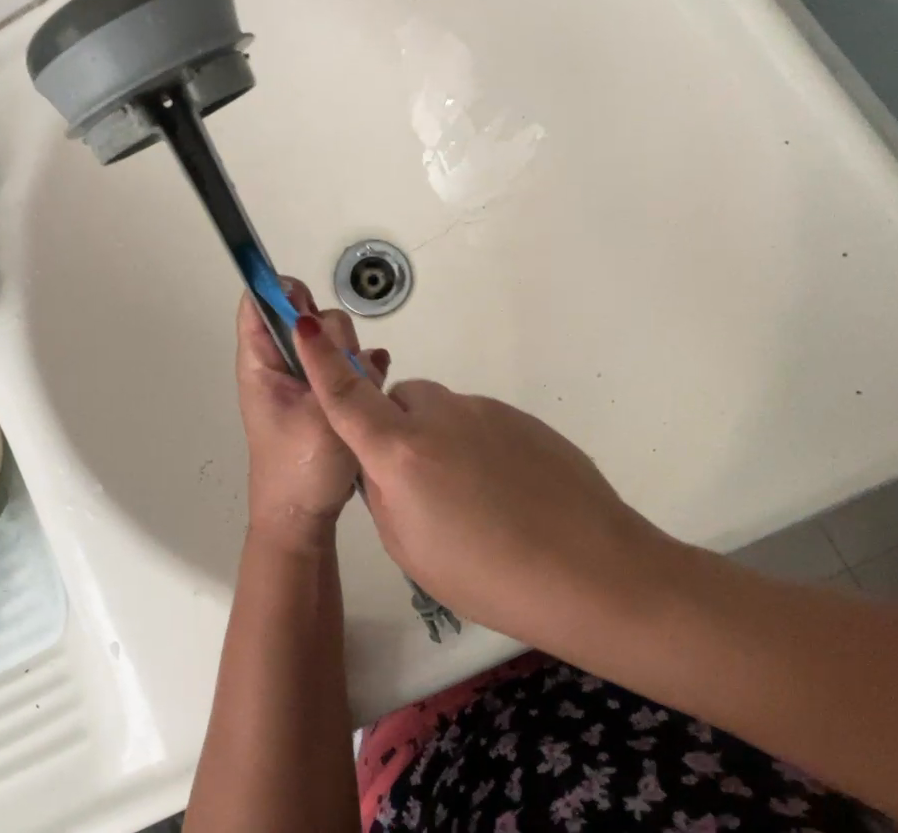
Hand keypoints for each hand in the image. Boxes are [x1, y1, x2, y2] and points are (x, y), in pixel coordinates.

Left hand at [235, 279, 388, 546]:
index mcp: (260, 361)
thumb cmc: (302, 466)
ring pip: (331, 340)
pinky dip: (363, 371)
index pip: (257, 302)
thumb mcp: (320, 409)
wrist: (305, 518)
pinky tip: (374, 388)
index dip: (281, 291)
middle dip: (331, 332)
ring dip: (351, 356)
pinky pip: (347, 365)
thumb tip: (331, 323)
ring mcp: (303, 379)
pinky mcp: (324, 395)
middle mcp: (279, 363)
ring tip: (358, 389)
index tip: (312, 312)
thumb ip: (329, 359)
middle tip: (339, 368)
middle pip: (305, 315)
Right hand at [288, 313, 676, 642]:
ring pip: (441, 414)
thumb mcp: (409, 547)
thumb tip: (383, 465)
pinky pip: (479, 424)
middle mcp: (440, 417)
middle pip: (398, 401)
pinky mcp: (524, 419)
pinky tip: (506, 496)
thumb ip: (382, 493)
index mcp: (401, 452)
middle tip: (418, 488)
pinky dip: (476, 449)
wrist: (595, 572)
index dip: (319, 359)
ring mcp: (487, 412)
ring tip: (473, 502)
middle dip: (394, 429)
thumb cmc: (488, 576)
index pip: (346, 395)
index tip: (303, 321)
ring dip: (438, 442)